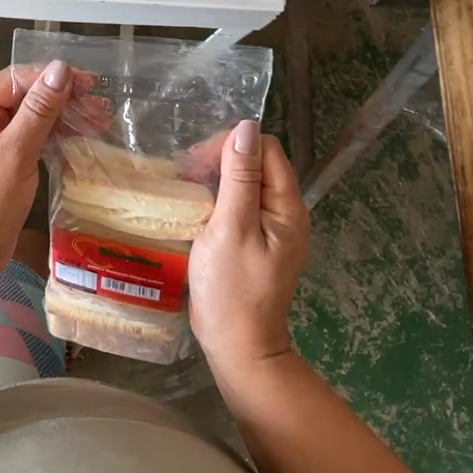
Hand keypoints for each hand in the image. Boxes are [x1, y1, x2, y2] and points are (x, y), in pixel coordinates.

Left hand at [0, 61, 79, 285]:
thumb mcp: (13, 155)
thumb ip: (38, 111)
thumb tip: (60, 68)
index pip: (14, 80)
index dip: (51, 78)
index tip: (89, 85)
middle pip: (24, 98)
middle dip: (62, 99)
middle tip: (101, 109)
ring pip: (30, 120)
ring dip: (62, 119)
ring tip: (99, 122)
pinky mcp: (3, 166)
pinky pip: (30, 142)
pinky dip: (54, 139)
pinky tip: (79, 139)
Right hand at [189, 120, 309, 367]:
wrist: (236, 345)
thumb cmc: (231, 287)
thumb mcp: (231, 227)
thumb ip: (239, 177)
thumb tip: (245, 128)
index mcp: (287, 206)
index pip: (265, 149)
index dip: (231, 146)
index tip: (197, 163)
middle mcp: (285, 211)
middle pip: (256, 162)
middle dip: (221, 160)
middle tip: (186, 176)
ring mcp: (271, 227)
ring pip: (245, 182)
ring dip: (216, 178)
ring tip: (186, 189)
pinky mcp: (254, 240)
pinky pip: (239, 204)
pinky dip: (217, 198)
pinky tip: (196, 208)